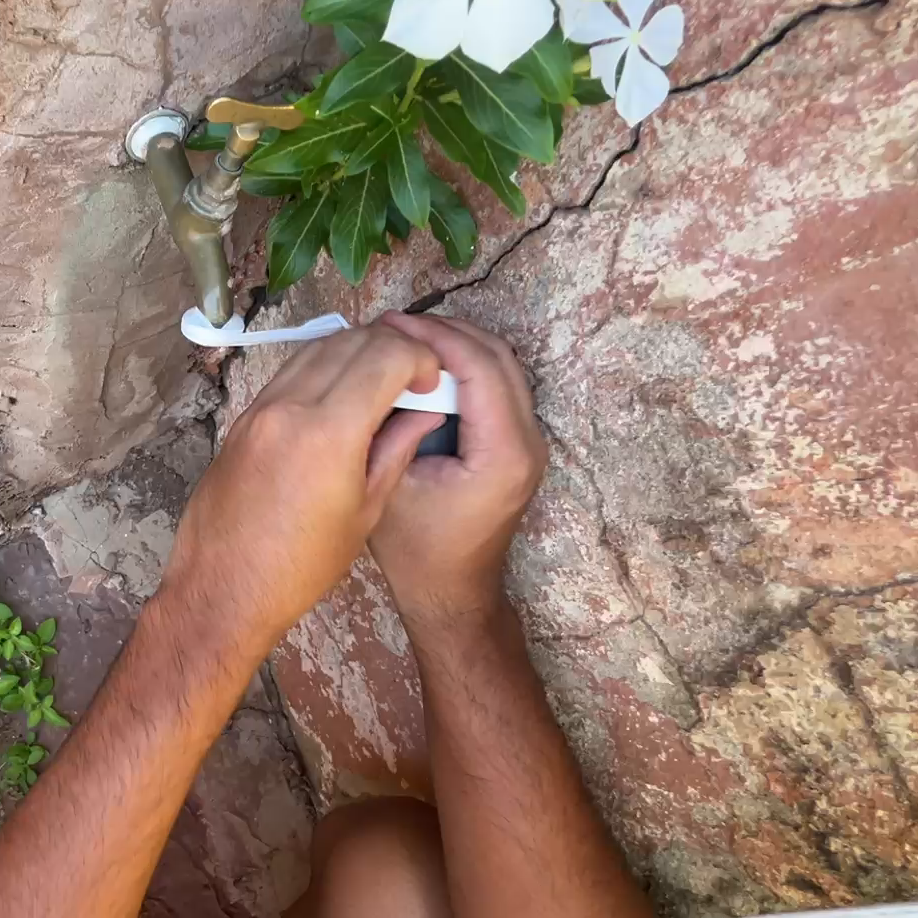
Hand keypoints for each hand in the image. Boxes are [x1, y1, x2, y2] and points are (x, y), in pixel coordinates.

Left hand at [161, 322, 448, 657]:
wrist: (223, 585)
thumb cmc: (300, 565)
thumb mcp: (365, 512)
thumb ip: (397, 449)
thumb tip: (423, 410)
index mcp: (328, 431)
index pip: (385, 356)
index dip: (421, 359)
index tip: (432, 382)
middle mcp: (288, 408)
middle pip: (350, 342)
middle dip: (391, 348)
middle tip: (413, 377)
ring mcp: (258, 410)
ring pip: (314, 350)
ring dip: (354, 353)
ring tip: (379, 383)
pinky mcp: (241, 420)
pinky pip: (287, 373)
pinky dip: (320, 369)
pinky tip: (339, 395)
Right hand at [367, 314, 547, 623]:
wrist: (450, 592)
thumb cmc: (415, 550)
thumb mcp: (392, 487)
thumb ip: (396, 429)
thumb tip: (389, 377)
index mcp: (502, 452)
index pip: (478, 367)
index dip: (434, 336)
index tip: (388, 324)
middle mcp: (528, 441)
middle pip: (498, 358)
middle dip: (446, 332)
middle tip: (391, 325)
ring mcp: (528, 444)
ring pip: (502, 368)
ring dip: (456, 346)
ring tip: (404, 340)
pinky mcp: (515, 447)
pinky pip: (496, 389)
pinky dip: (462, 368)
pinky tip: (423, 368)